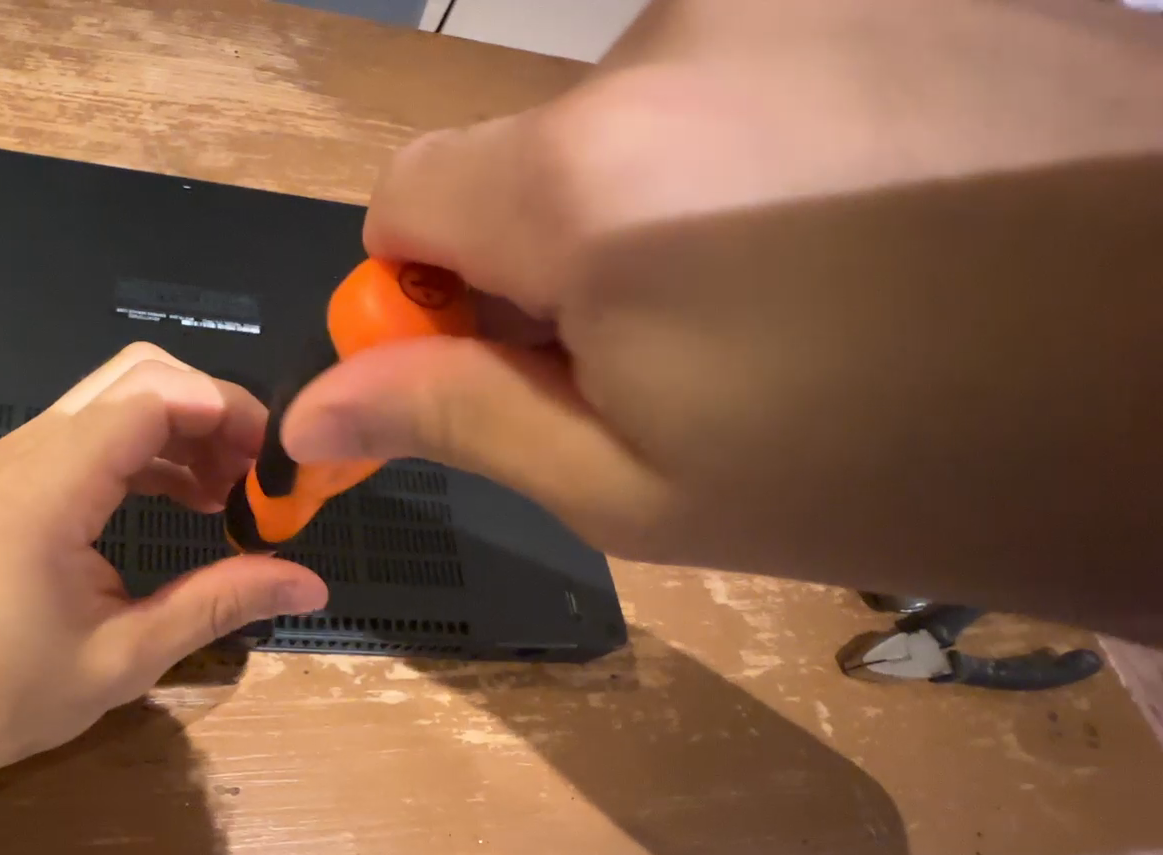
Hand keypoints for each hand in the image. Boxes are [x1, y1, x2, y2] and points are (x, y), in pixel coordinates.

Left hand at [0, 343, 328, 782]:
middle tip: (256, 473)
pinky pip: (95, 432)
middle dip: (211, 409)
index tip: (275, 464)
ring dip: (183, 427)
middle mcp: (29, 451)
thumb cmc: (11, 695)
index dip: (227, 413)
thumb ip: (220, 602)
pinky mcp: (17, 477)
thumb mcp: (127, 656)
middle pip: (139, 375)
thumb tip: (311, 582)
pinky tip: (185, 498)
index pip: (154, 398)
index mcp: (49, 489)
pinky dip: (149, 448)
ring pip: (118, 397)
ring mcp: (17, 458)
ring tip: (230, 490)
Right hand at [281, 0, 1162, 635]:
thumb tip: (309, 411)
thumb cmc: (869, 473)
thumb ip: (448, 417)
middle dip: (536, 255)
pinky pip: (730, 66)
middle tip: (651, 350)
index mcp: (586, 182)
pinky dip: (733, 147)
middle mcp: (671, 41)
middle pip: (511, 157)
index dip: (414, 286)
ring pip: (617, 114)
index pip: (400, 194)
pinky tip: (844, 221)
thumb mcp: (618, 484)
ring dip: (639, 203)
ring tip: (766, 293)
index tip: (491, 353)